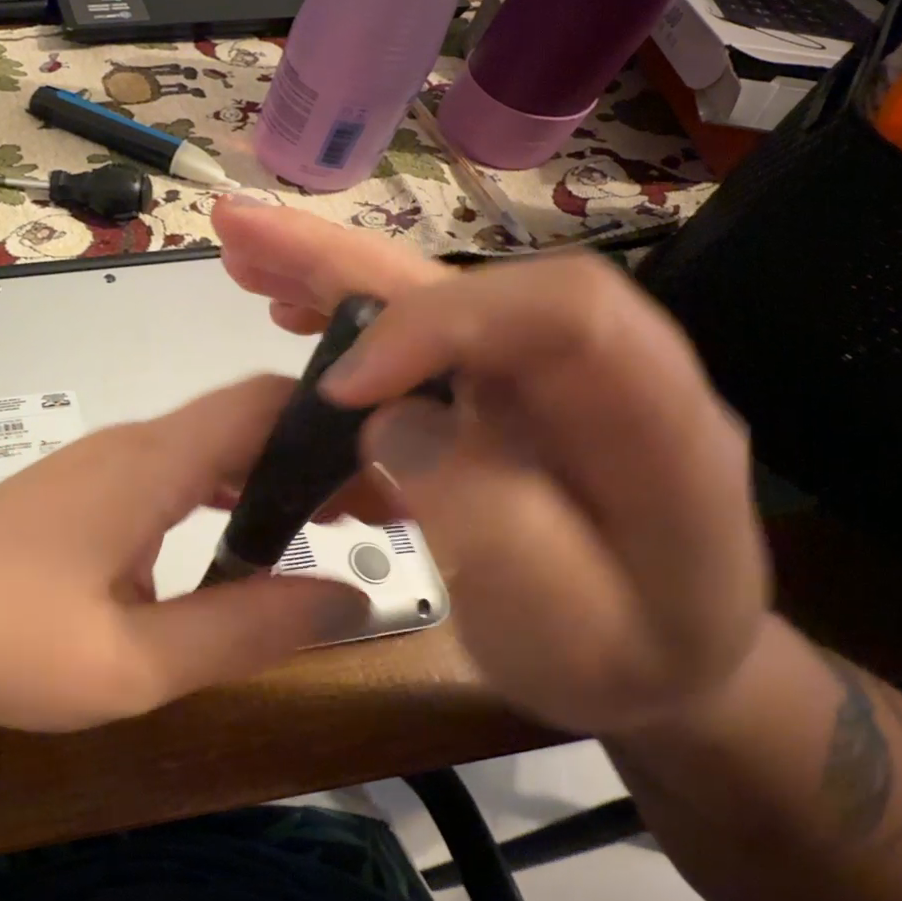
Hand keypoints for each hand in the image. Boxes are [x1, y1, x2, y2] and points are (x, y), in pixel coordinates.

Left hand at [0, 376, 370, 733]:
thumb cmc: (8, 646)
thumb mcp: (138, 662)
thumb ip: (248, 630)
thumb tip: (354, 600)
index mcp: (147, 464)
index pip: (262, 402)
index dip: (336, 426)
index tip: (393, 477)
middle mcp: (122, 445)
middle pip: (237, 423)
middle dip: (311, 461)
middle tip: (375, 521)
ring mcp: (87, 464)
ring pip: (197, 449)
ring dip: (261, 480)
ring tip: (320, 531)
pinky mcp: (65, 491)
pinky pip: (159, 473)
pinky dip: (212, 495)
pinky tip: (226, 544)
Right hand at [214, 197, 769, 733]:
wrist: (661, 668)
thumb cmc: (625, 661)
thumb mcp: (572, 629)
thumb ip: (496, 526)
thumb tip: (389, 423)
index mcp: (649, 416)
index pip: (555, 312)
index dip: (437, 328)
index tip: (340, 390)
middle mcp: (588, 372)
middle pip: (469, 285)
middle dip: (347, 258)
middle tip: (240, 232)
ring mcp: (532, 381)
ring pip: (426, 302)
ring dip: (329, 274)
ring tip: (242, 257)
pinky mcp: (490, 398)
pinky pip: (408, 347)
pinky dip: (339, 323)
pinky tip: (284, 318)